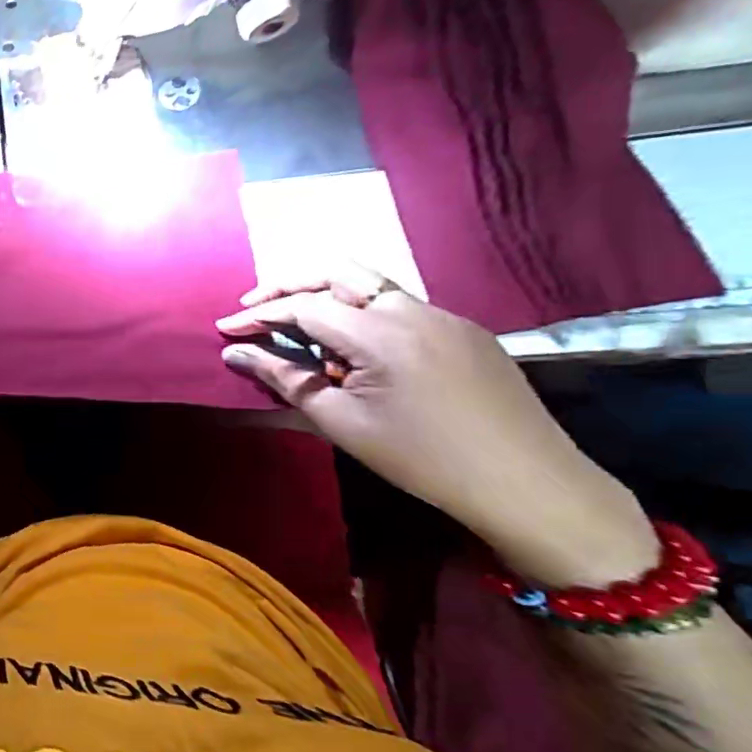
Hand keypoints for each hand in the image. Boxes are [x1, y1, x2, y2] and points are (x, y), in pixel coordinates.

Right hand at [216, 264, 659, 588]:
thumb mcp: (341, 422)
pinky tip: (360, 351)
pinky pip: (402, 306)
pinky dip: (365, 313)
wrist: (524, 480)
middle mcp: (409, 308)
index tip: (226, 328)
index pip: (302, 305)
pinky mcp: (465, 328)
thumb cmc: (419, 457)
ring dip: (328, 293)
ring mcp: (443, 314)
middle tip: (254, 305)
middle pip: (336, 271)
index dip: (259, 314)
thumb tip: (237, 353)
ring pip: (372, 283)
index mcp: (377, 332)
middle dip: (288, 283)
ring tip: (300, 322)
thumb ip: (285, 379)